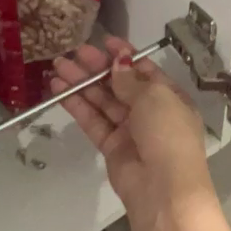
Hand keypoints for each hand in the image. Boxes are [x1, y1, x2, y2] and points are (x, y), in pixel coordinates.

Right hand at [52, 37, 215, 230]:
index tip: (104, 41)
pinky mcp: (111, 148)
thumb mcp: (155, 97)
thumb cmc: (168, 135)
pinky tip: (59, 90)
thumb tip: (118, 62)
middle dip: (98, 68)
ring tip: (58, 66)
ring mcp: (131, 131)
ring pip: (103, 102)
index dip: (126, 56)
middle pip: (121, 85)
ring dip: (82, 84)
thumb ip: (131, 80)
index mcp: (171, 99)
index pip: (146, 72)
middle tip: (74, 52)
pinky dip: (77, 106)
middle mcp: (152, 113)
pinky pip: (93, 121)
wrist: (164, 189)